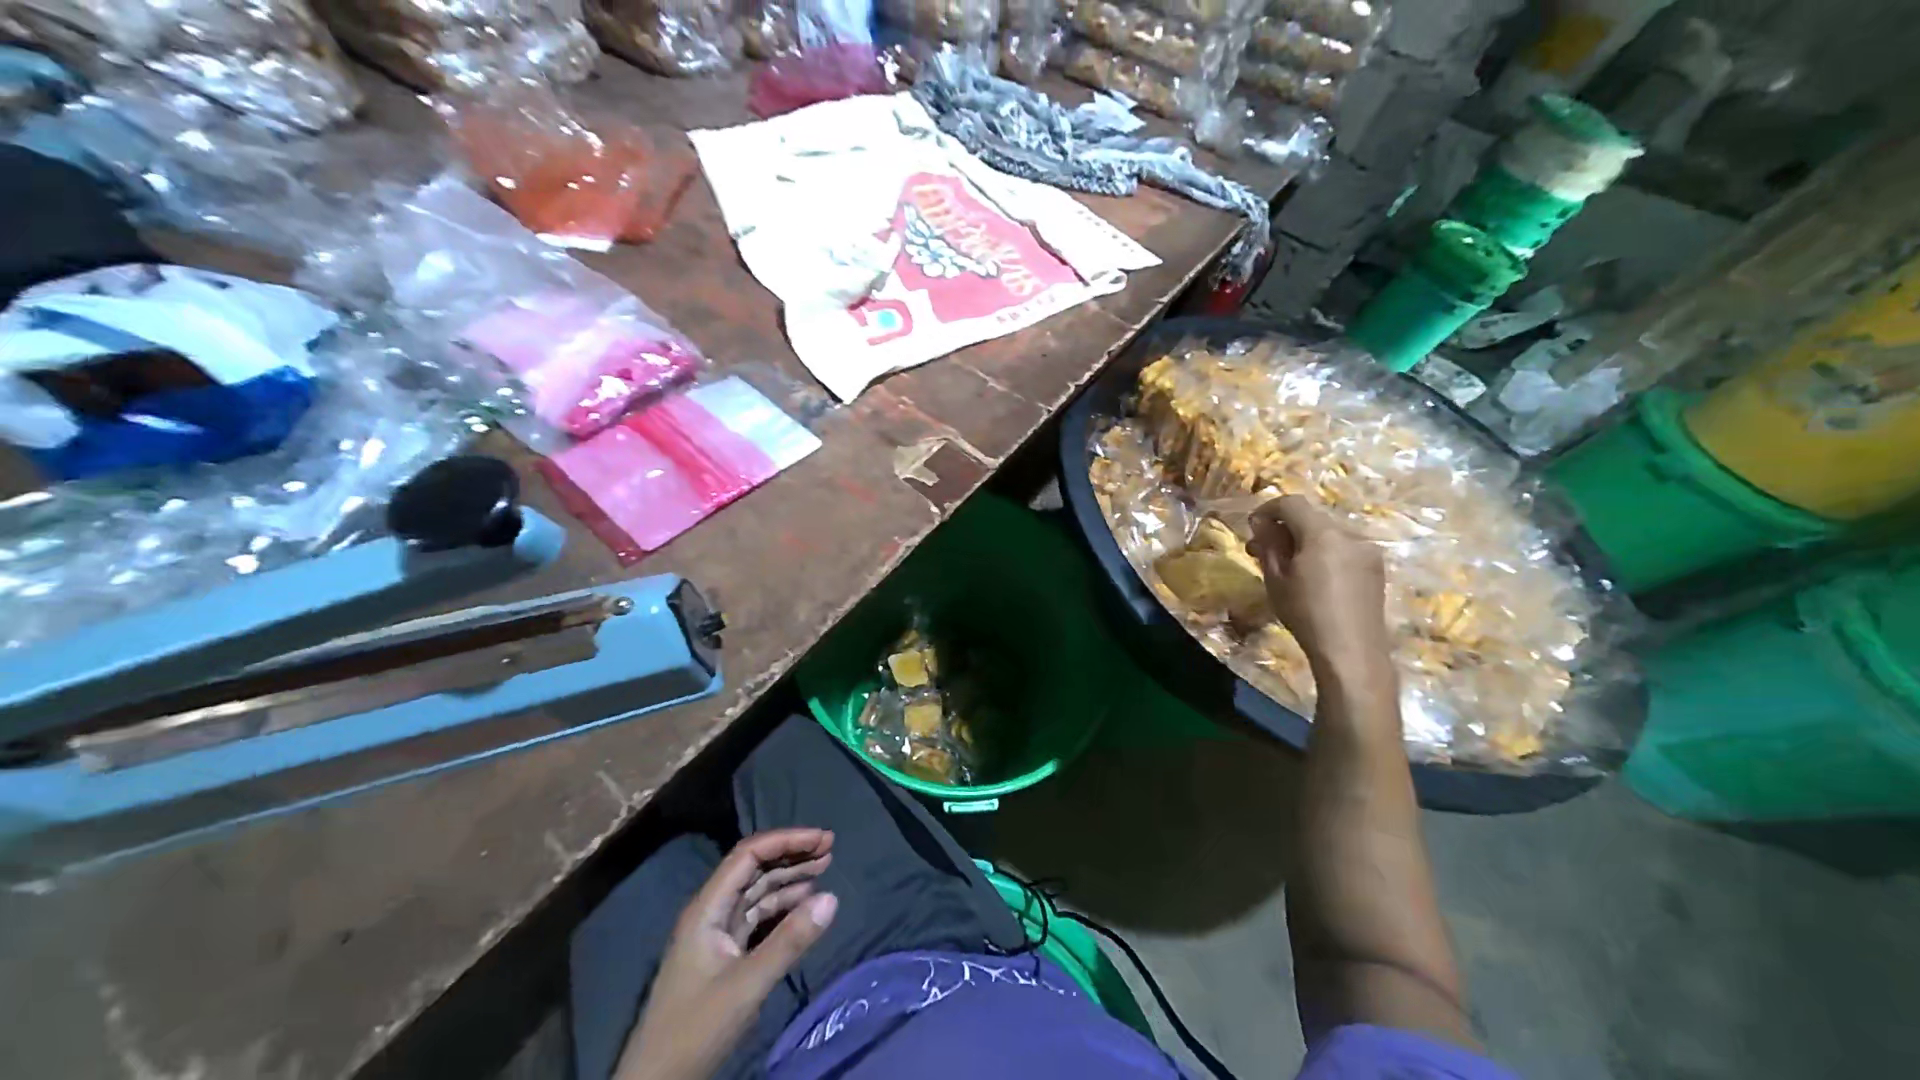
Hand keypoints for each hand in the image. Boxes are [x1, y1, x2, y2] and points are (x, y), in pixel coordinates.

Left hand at [617, 829, 837, 1079]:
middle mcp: (712, 912)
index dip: (786, 841)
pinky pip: (759, 918)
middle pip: (755, 869)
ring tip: (825, 869)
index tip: (822, 839)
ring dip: (790, 878)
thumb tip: (832, 898)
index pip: (748, 855)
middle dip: (792, 855)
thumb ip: (789, 941)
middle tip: (830, 848)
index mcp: (708, 908)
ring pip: (758, 892)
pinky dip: (784, 906)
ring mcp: (718, 933)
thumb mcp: (747, 985)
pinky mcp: (726, 955)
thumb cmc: (696, 1028)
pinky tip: (805, 905)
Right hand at [1246, 495, 1390, 678]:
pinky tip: (1314, 577)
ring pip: (1328, 532)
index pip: (1291, 503)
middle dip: (1286, 527)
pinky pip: (1344, 548)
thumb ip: (1269, 546)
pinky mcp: (1376, 567)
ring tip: (1289, 566)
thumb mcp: (1276, 580)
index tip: (1253, 526)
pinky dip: (1324, 552)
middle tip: (1263, 549)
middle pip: (1311, 517)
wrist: (1351, 651)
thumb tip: (1262, 524)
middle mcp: (1349, 533)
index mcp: (1322, 533)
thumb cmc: (1305, 614)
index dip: (1268, 509)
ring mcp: (1367, 550)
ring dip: (1305, 540)